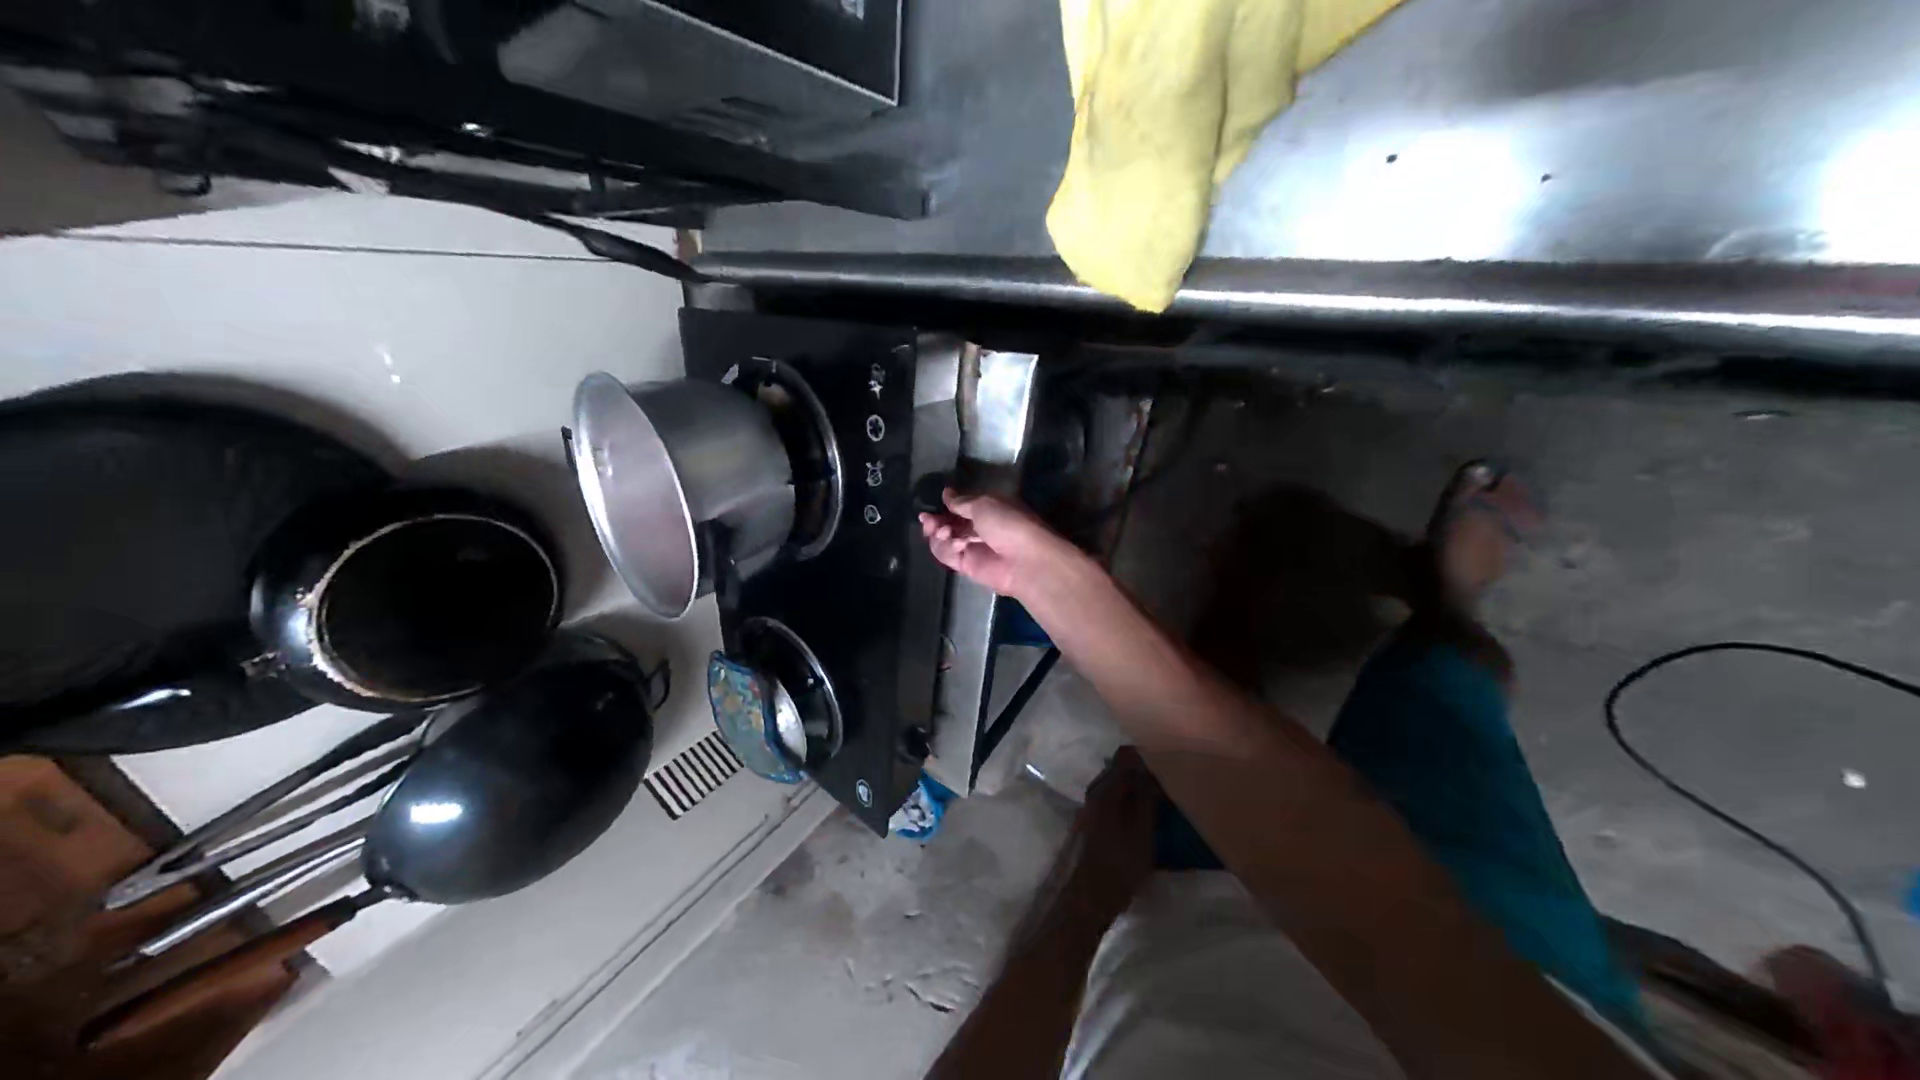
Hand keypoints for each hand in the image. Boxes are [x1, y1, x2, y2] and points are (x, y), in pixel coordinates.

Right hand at [919, 490, 1091, 602]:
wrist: (1025, 560)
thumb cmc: (1008, 523)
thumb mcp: (984, 504)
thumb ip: (961, 501)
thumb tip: (946, 493)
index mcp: (989, 509)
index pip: (963, 506)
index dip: (947, 505)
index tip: (934, 503)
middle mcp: (980, 528)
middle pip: (951, 523)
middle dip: (937, 520)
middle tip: (928, 520)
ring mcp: (973, 548)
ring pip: (946, 540)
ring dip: (938, 533)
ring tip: (942, 531)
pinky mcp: (967, 566)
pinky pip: (947, 555)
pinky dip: (943, 547)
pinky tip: (948, 541)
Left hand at [1068, 747, 1159, 909]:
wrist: (1083, 900)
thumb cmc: (1117, 867)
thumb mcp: (1141, 834)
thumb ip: (1145, 799)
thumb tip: (1151, 771)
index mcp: (1105, 789)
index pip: (1126, 755)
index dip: (1148, 756)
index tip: (1169, 764)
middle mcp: (1093, 792)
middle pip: (1119, 768)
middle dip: (1144, 772)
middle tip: (1169, 784)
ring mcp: (1088, 808)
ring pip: (1115, 786)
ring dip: (1135, 789)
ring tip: (1160, 801)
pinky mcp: (1088, 823)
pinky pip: (1111, 801)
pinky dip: (1127, 803)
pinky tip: (1141, 818)